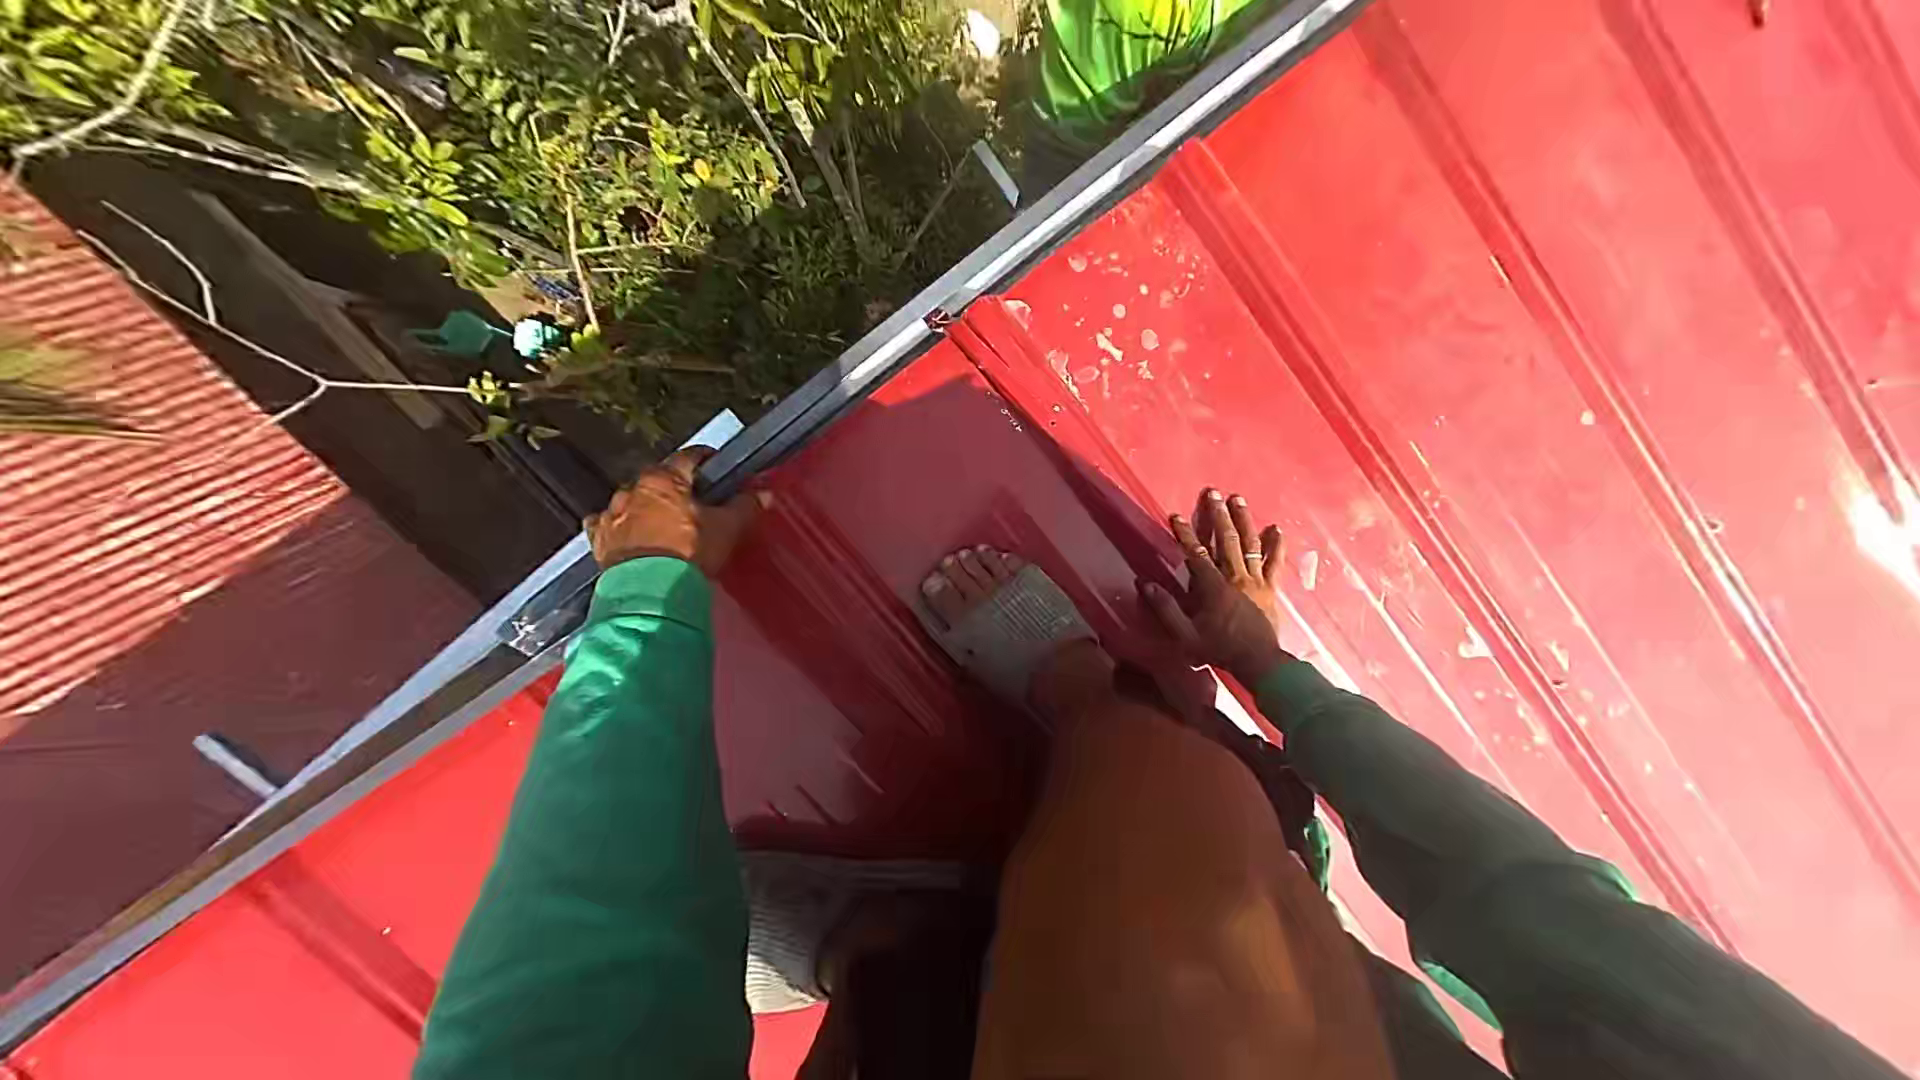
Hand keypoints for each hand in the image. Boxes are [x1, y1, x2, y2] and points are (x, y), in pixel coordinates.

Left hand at [585, 446, 768, 574]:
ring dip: (647, 507)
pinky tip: (632, 538)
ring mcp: (612, 514)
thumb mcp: (727, 527)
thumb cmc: (689, 553)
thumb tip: (763, 494)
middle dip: (676, 488)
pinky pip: (607, 526)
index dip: (707, 460)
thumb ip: (745, 506)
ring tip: (665, 525)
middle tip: (695, 503)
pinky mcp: (599, 540)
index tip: (717, 467)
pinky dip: (620, 528)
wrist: (650, 593)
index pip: (689, 457)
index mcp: (664, 479)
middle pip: (659, 480)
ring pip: (633, 501)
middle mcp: (633, 490)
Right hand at [1138, 488, 1294, 684]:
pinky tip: (1276, 528)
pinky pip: (1274, 562)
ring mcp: (1256, 581)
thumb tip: (1145, 583)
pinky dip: (1275, 544)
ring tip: (1238, 499)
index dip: (1184, 534)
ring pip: (1250, 544)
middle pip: (1226, 540)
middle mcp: (1236, 577)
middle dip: (1218, 514)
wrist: (1259, 663)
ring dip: (1243, 520)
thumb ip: (1165, 609)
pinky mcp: (1271, 588)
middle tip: (1212, 492)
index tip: (1175, 516)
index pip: (1196, 554)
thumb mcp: (1185, 635)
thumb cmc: (1219, 649)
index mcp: (1214, 587)